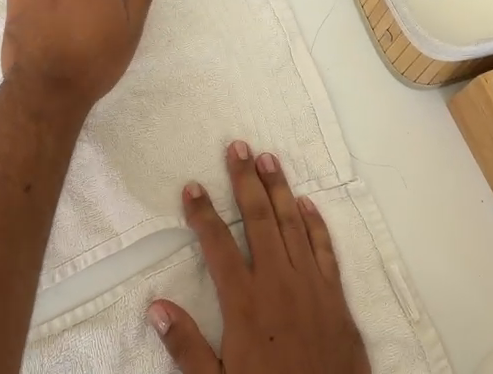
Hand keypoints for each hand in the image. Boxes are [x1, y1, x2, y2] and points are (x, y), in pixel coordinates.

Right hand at [147, 141, 369, 373]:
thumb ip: (187, 347)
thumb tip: (156, 307)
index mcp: (246, 303)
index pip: (218, 245)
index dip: (202, 213)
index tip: (191, 187)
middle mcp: (279, 284)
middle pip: (258, 219)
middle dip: (245, 180)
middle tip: (238, 146)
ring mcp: (311, 286)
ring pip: (292, 224)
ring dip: (279, 188)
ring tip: (269, 158)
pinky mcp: (336, 298)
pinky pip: (325, 249)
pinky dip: (315, 223)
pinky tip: (306, 203)